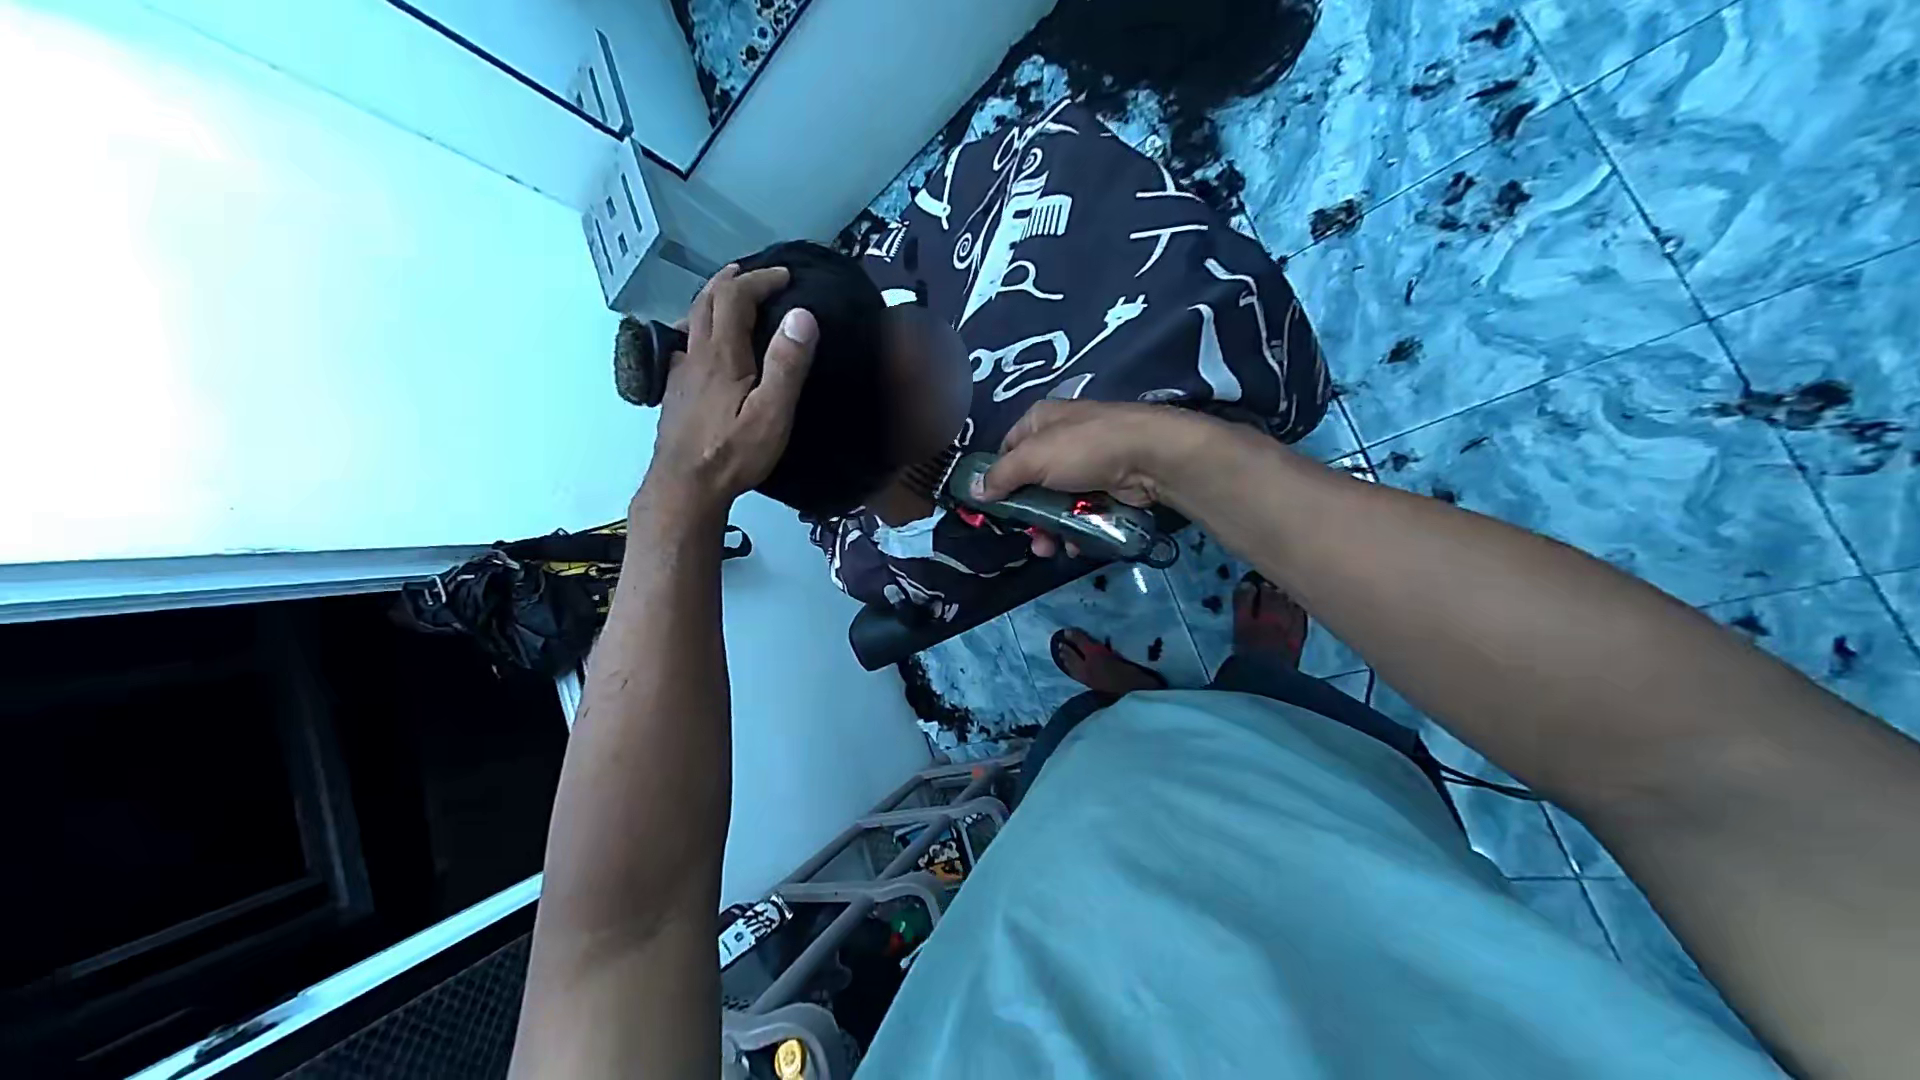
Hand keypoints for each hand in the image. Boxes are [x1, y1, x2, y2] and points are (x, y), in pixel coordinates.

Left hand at [640, 265, 816, 514]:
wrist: (685, 487)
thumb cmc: (733, 453)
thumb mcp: (772, 413)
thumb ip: (786, 364)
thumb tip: (802, 315)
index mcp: (722, 354)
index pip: (735, 297)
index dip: (759, 279)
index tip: (785, 275)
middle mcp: (696, 355)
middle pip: (706, 300)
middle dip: (732, 280)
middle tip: (755, 275)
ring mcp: (680, 373)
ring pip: (691, 320)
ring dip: (712, 299)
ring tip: (730, 299)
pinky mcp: (674, 393)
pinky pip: (684, 345)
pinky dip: (699, 328)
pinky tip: (704, 347)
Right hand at [977, 400, 1216, 556]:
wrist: (1150, 456)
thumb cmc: (1084, 449)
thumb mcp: (1033, 459)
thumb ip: (1000, 476)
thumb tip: (974, 490)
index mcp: (1039, 421)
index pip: (1006, 451)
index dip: (998, 479)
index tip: (994, 507)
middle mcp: (1060, 439)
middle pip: (1030, 482)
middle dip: (1027, 514)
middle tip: (1029, 537)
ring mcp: (1085, 463)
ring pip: (1055, 501)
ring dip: (1049, 528)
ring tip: (1050, 548)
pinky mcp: (1105, 485)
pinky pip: (1080, 510)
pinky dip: (1075, 528)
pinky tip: (1076, 544)